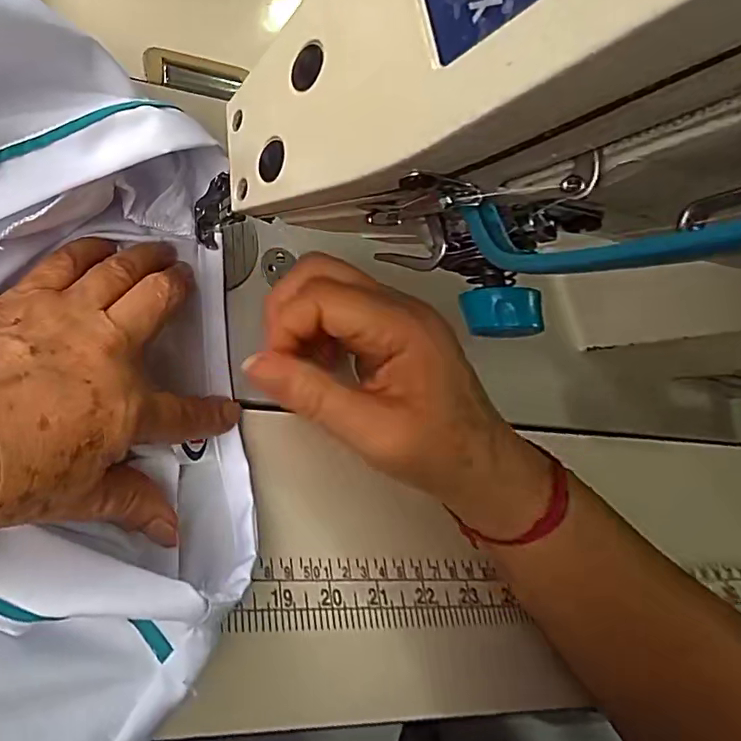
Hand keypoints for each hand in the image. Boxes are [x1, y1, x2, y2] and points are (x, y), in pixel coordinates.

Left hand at [0, 238, 240, 561]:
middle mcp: (105, 351)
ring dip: (144, 257)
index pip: (182, 412)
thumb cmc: (3, 476)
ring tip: (158, 251)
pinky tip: (100, 246)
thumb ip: (127, 502)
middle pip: (157, 303)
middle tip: (185, 281)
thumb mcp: (74, 499)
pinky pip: (67, 261)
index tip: (223, 409)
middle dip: (179, 289)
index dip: (208, 412)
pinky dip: (89, 248)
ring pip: (119, 271)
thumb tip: (167, 526)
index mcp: (124, 409)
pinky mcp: (26, 297)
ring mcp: (66, 317)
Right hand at [238, 253, 553, 537]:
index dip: (284, 328)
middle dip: (283, 311)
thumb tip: (257, 364)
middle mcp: (397, 309)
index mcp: (401, 328)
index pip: (317, 296)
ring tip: (299, 359)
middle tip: (282, 354)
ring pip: (319, 282)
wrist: (483, 467)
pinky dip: (308, 325)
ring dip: (294, 316)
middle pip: (315, 273)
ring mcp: (391, 312)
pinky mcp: (382, 323)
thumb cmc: (443, 452)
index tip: (279, 367)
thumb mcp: (370, 433)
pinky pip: (329, 302)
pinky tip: (316, 360)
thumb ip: (309, 394)